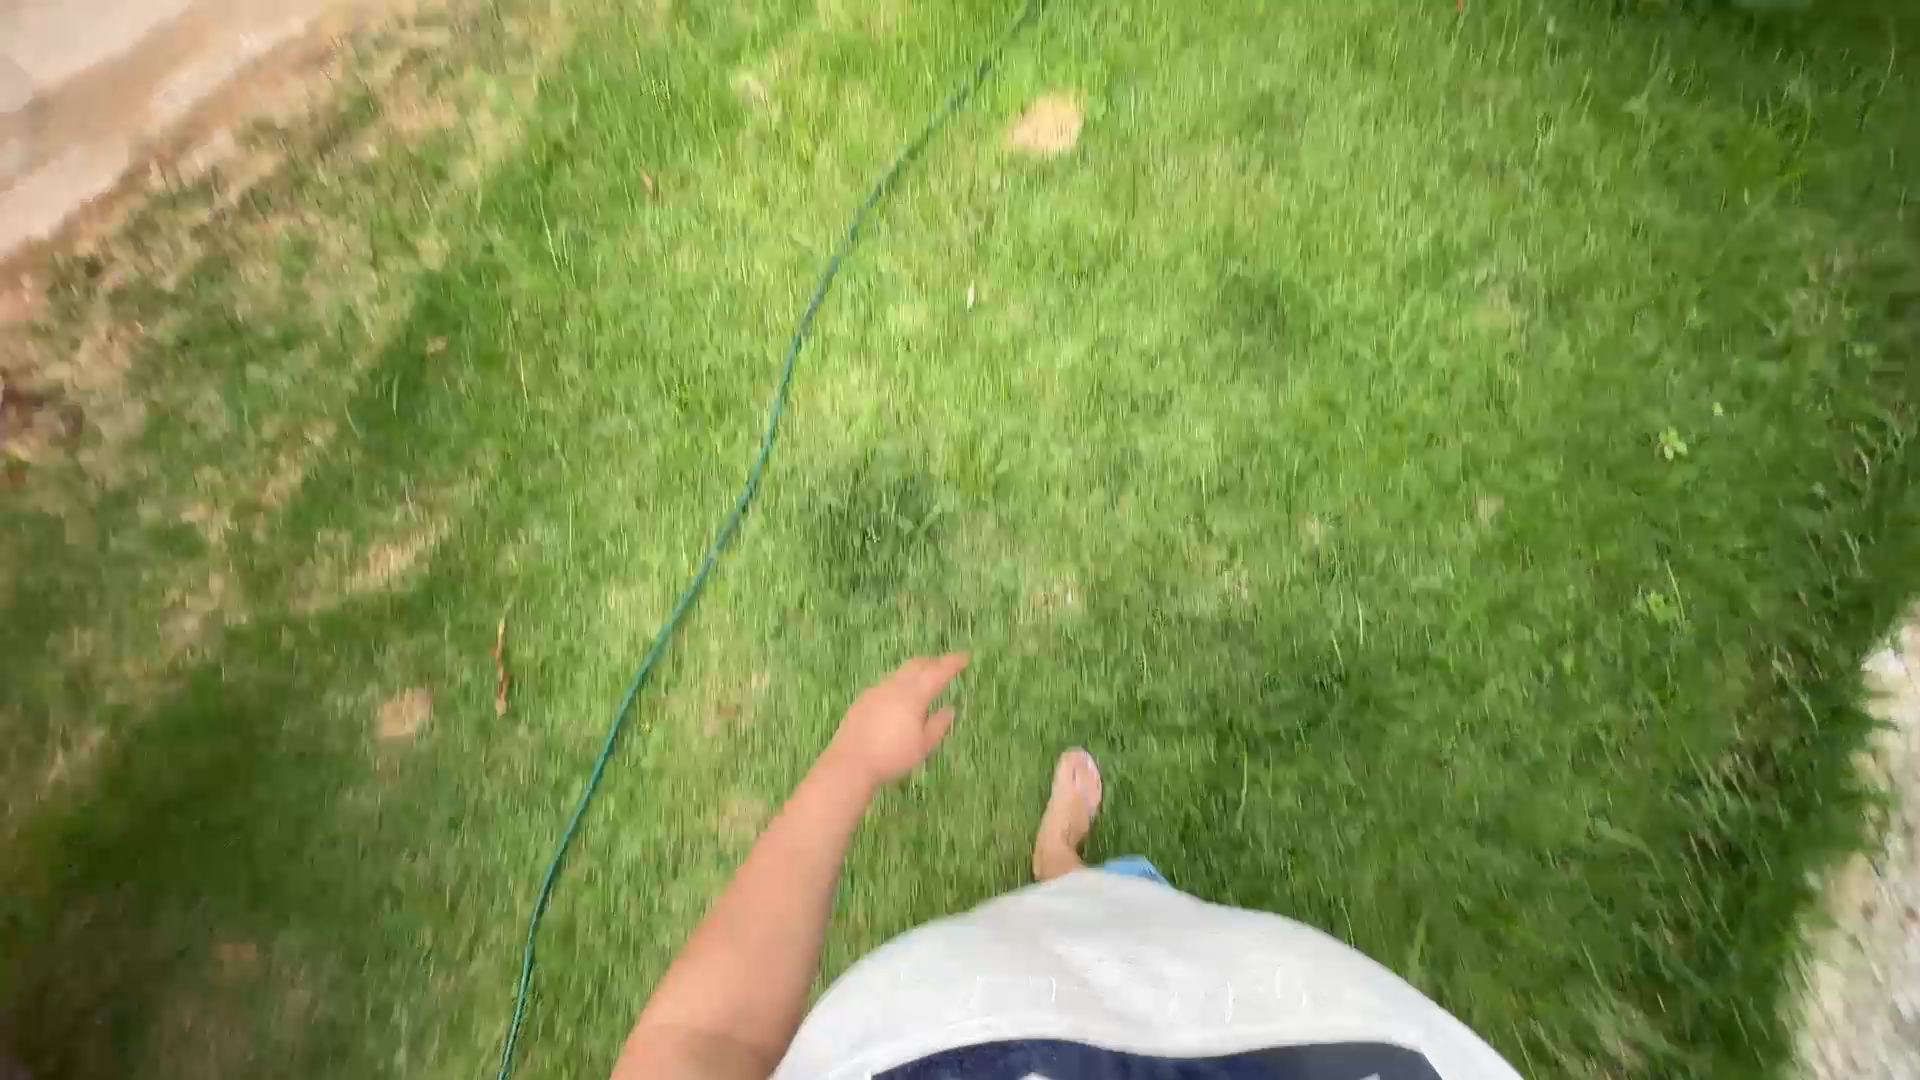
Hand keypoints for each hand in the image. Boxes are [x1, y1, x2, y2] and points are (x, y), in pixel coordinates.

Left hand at [825, 654, 969, 789]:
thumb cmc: (892, 757)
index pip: (938, 672)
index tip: (965, 657)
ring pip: (901, 673)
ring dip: (916, 672)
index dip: (952, 663)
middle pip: (917, 665)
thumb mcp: (923, 746)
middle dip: (933, 663)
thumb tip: (949, 709)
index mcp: (914, 695)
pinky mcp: (864, 699)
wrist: (850, 763)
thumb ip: (938, 725)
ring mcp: (877, 690)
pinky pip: (888, 684)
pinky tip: (900, 699)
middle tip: (945, 667)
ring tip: (925, 682)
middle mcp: (895, 686)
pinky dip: (901, 684)